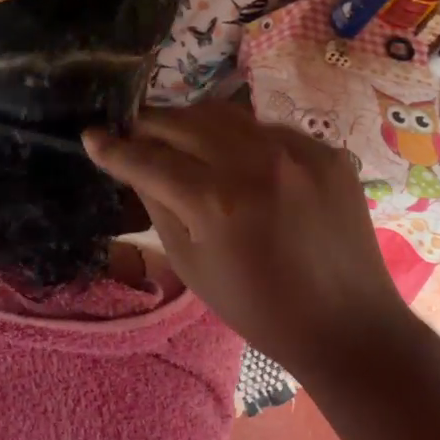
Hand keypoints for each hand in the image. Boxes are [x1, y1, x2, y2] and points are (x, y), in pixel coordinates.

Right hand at [83, 102, 410, 365]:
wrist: (347, 325)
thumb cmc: (258, 308)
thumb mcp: (190, 265)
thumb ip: (158, 205)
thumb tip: (134, 164)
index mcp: (217, 201)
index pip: (149, 159)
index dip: (114, 147)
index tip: (91, 136)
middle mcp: (257, 162)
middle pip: (184, 121)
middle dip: (149, 125)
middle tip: (132, 134)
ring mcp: (298, 151)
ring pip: (226, 114)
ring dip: (192, 122)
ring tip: (177, 138)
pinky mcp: (327, 152)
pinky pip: (267, 129)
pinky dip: (240, 138)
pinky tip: (236, 160)